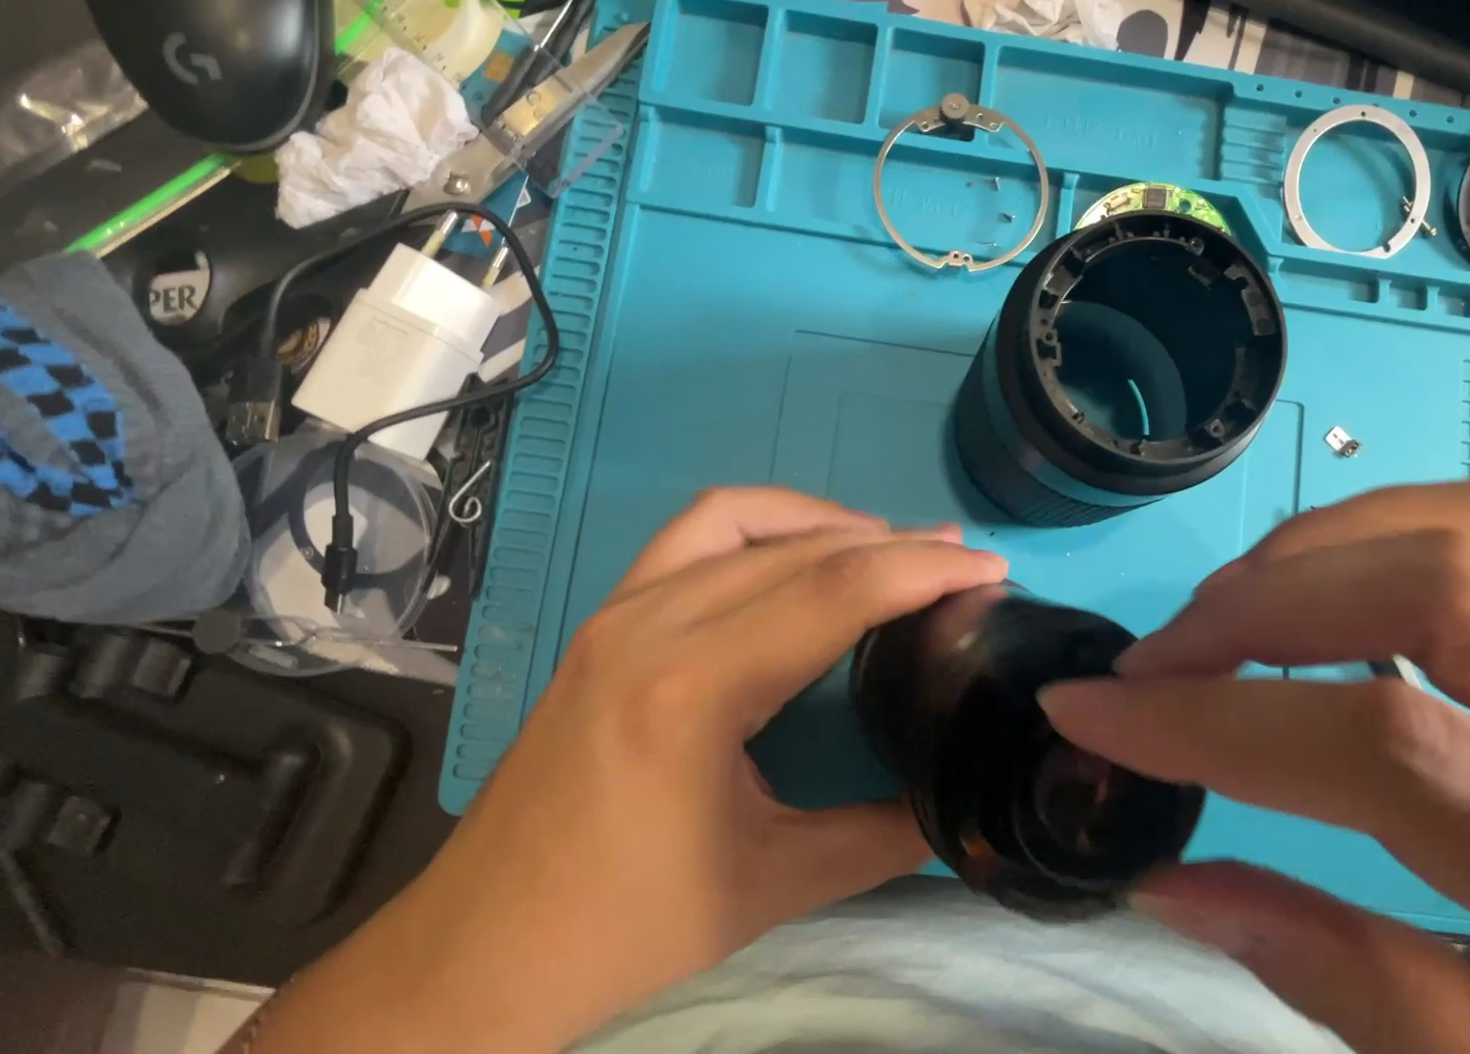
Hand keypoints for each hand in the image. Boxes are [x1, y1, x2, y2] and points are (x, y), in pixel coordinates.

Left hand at [250, 488, 1005, 1051]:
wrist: (481, 947)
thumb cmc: (622, 927)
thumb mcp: (770, 889)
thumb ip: (879, 837)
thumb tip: (957, 803)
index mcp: (691, 689)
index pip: (830, 594)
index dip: (921, 572)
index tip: (989, 569)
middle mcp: (649, 625)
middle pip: (794, 550)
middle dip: (889, 545)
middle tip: (958, 562)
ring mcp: (617, 614)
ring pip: (735, 522)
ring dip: (820, 521)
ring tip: (885, 549)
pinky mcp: (602, 623)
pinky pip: (691, 540)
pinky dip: (759, 530)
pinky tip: (795, 561)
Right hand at [1041, 478, 1469, 1053]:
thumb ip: (1357, 988)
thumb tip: (1172, 884)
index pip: (1399, 753)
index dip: (1213, 720)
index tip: (1087, 713)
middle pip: (1446, 590)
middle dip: (1253, 610)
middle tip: (1152, 665)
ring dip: (1314, 551)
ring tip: (1224, 620)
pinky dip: (1388, 531)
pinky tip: (1329, 587)